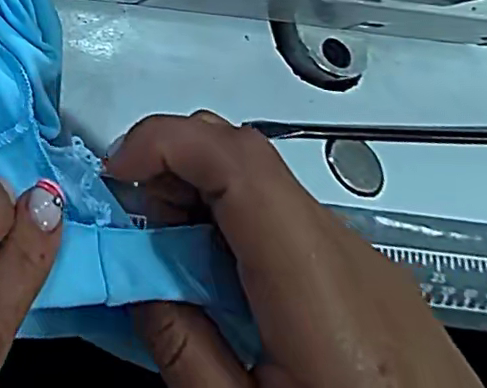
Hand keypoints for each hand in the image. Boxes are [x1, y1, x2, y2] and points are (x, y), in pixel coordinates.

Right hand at [106, 113, 481, 387]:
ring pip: (258, 179)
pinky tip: (220, 283)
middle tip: (136, 229)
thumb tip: (132, 276)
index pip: (238, 160)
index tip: (117, 174)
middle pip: (242, 152)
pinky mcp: (368, 275)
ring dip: (196, 196)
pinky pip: (282, 215)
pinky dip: (230, 222)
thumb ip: (182, 345)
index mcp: (326, 296)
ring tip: (174, 267)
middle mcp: (353, 258)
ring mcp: (367, 261)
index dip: (164, 142)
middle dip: (168, 166)